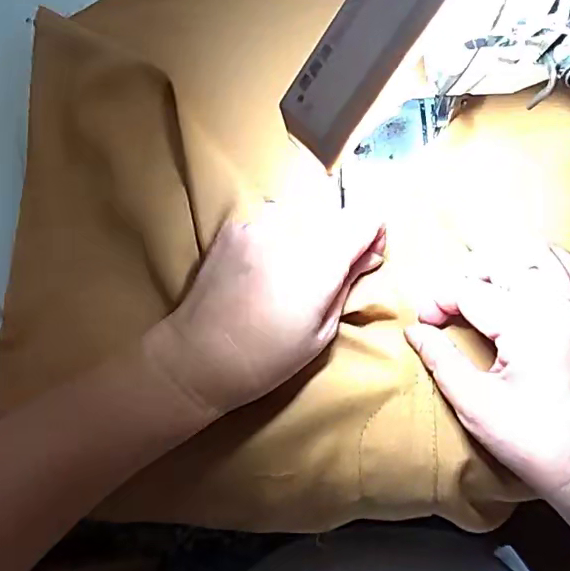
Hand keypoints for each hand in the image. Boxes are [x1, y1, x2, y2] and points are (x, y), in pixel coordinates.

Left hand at [147, 200, 385, 420]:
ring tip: (296, 265)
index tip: (366, 257)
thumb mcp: (321, 333)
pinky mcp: (233, 227)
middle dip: (343, 234)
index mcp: (317, 265)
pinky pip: (271, 216)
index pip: (364, 219)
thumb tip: (369, 254)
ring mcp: (256, 225)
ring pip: (303, 210)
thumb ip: (348, 284)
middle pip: (336, 213)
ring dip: (311, 230)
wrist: (197, 357)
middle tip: (333, 269)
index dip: (372, 235)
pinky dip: (280, 232)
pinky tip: (268, 263)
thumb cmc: (266, 360)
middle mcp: (288, 233)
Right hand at [406, 243, 569, 538]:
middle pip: (501, 262)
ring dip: (501, 262)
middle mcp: (557, 305)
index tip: (423, 325)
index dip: (437, 302)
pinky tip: (523, 275)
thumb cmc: (538, 445)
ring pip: (537, 255)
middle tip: (443, 308)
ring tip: (476, 287)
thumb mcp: (476, 406)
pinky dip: (541, 263)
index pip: (469, 290)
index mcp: (529, 323)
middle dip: (464, 277)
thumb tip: (415, 331)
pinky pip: (568, 271)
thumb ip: (441, 360)